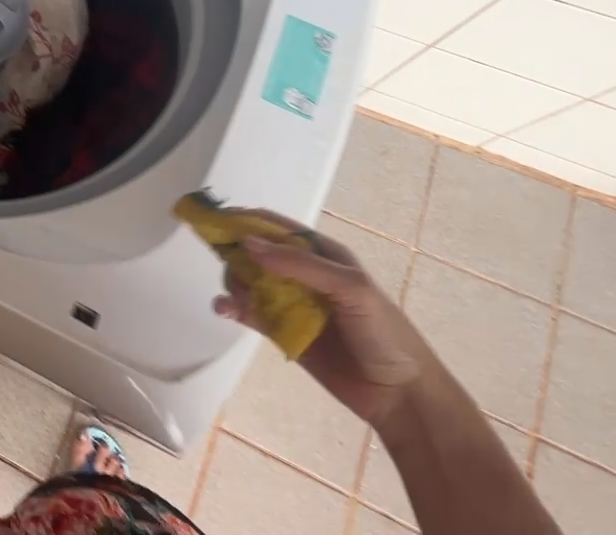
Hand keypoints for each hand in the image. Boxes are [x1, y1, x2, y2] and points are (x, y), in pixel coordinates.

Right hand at [213, 215, 430, 425]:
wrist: (400, 396)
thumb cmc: (383, 333)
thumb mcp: (349, 288)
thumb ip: (298, 264)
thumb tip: (246, 243)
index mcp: (322, 255)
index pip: (276, 227)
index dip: (245, 221)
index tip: (214, 221)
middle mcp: (302, 274)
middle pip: (255, 253)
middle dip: (235, 255)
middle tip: (228, 268)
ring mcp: (291, 303)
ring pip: (247, 281)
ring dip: (233, 283)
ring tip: (235, 299)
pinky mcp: (281, 330)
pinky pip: (249, 312)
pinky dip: (232, 307)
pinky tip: (225, 310)